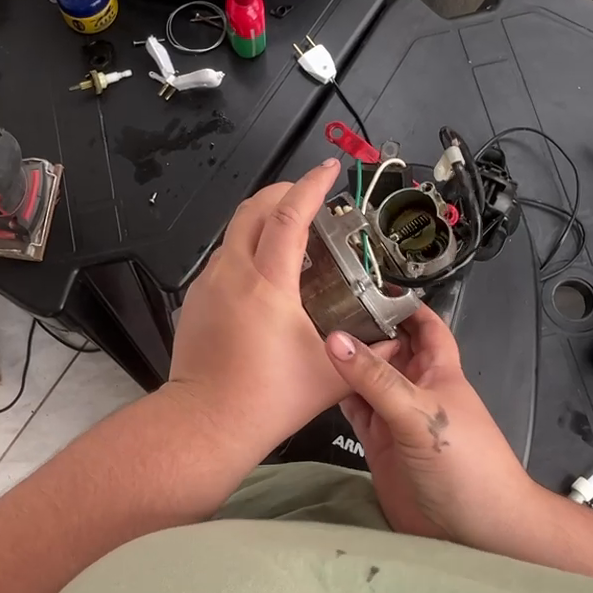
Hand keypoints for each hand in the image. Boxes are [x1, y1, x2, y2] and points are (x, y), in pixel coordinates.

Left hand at [168, 159, 390, 458]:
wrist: (205, 424)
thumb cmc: (267, 400)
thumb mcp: (330, 376)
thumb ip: (371, 355)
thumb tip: (398, 342)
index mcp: (267, 284)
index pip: (289, 216)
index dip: (311, 186)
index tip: (329, 169)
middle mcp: (232, 274)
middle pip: (252, 209)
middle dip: (282, 191)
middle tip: (309, 194)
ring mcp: (207, 286)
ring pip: (233, 233)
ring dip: (261, 220)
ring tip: (291, 233)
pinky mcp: (194, 303)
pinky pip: (221, 260)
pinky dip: (245, 250)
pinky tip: (264, 274)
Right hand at [325, 308, 541, 544]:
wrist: (475, 531)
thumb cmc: (466, 465)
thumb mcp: (420, 413)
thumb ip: (376, 379)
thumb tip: (334, 339)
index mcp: (438, 370)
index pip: (422, 324)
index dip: (401, 302)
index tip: (364, 282)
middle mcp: (414, 388)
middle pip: (385, 348)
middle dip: (360, 328)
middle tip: (318, 306)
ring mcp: (394, 416)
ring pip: (364, 378)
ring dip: (343, 361)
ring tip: (305, 335)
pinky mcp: (377, 443)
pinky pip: (354, 410)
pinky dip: (334, 396)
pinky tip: (311, 381)